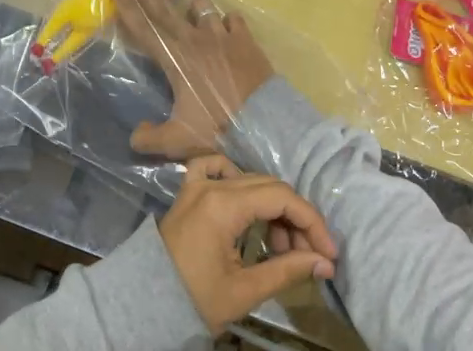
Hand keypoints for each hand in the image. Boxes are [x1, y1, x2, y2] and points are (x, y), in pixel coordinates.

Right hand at [115, 0, 273, 158]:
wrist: (263, 120)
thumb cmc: (218, 127)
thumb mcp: (178, 141)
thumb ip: (150, 139)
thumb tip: (135, 135)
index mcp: (175, 59)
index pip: (145, 29)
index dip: (129, 8)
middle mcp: (196, 39)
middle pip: (166, 10)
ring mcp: (222, 35)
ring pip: (202, 7)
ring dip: (193, 6)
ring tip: (191, 9)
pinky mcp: (245, 37)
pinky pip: (233, 18)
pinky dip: (227, 21)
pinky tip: (227, 27)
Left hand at [159, 156, 336, 331]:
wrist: (145, 305)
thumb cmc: (193, 299)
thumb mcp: (243, 291)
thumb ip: (286, 270)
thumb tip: (325, 263)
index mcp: (224, 204)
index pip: (282, 199)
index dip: (311, 223)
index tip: (328, 252)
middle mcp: (212, 185)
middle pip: (269, 188)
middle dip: (294, 220)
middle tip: (306, 255)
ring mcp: (196, 184)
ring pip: (249, 181)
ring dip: (271, 208)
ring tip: (279, 249)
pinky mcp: (187, 192)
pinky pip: (214, 167)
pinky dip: (236, 178)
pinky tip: (246, 203)